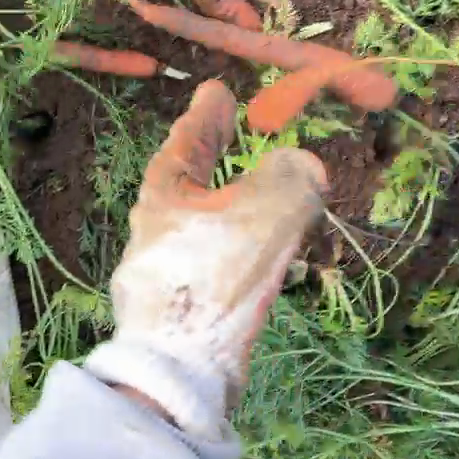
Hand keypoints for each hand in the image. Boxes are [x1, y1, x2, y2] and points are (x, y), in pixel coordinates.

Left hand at [83, 79, 326, 432]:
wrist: (178, 368)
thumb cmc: (214, 278)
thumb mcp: (264, 215)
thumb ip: (291, 179)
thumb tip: (302, 165)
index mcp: (165, 190)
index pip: (188, 139)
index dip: (207, 114)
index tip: (215, 91)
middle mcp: (156, 220)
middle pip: (189, 173)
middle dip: (212, 149)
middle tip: (228, 123)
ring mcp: (163, 262)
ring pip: (203, 216)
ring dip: (231, 198)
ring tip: (260, 189)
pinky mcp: (178, 299)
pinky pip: (212, 253)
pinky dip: (237, 241)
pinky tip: (262, 256)